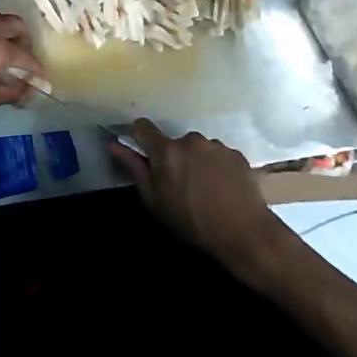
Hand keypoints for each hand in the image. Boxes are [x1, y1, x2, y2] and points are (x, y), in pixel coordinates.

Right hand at [109, 120, 285, 265]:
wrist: (241, 230)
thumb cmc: (190, 221)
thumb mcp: (155, 201)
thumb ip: (135, 169)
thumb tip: (115, 146)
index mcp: (167, 151)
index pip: (143, 127)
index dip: (139, 137)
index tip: (144, 152)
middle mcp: (192, 140)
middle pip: (174, 142)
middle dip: (174, 158)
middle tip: (180, 185)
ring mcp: (217, 145)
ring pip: (198, 149)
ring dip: (197, 162)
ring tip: (205, 190)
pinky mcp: (236, 153)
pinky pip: (218, 155)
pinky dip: (217, 167)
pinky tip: (222, 189)